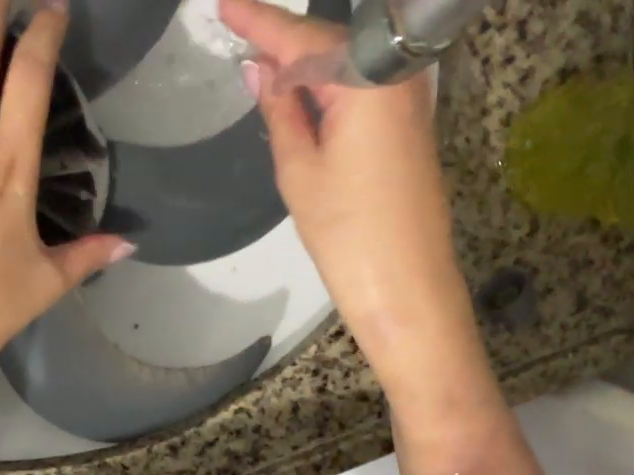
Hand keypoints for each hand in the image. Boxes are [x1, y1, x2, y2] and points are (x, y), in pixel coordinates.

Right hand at [221, 0, 464, 379]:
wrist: (406, 287)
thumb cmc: (348, 235)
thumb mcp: (300, 171)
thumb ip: (280, 111)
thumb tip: (259, 70)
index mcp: (367, 78)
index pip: (302, 37)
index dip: (259, 21)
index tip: (223, 5)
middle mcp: (395, 75)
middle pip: (330, 42)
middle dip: (284, 39)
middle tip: (237, 30)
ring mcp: (408, 98)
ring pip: (347, 63)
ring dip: (305, 62)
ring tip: (259, 62)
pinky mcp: (409, 124)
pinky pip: (363, 86)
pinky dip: (329, 85)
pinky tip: (299, 93)